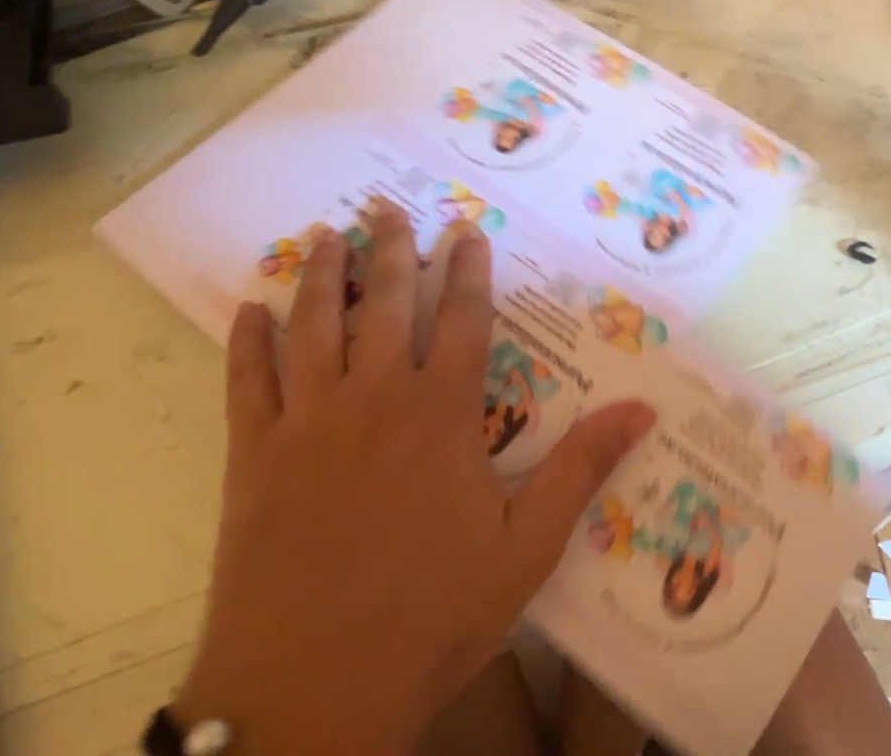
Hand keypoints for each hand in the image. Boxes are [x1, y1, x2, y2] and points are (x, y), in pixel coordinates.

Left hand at [172, 201, 654, 753]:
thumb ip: (580, 469)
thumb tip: (643, 410)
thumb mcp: (527, 547)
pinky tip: (247, 311)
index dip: (466, 271)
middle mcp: (374, 398)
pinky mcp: (255, 454)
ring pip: (313, 325)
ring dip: (320, 275)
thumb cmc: (434, 614)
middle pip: (381, 304)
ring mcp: (308, 421)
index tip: (465, 231)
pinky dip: (246, 342)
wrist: (316, 682)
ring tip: (325, 234)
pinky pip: (248, 381)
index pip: (462, 320)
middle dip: (389, 250)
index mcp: (441, 414)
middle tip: (386, 208)